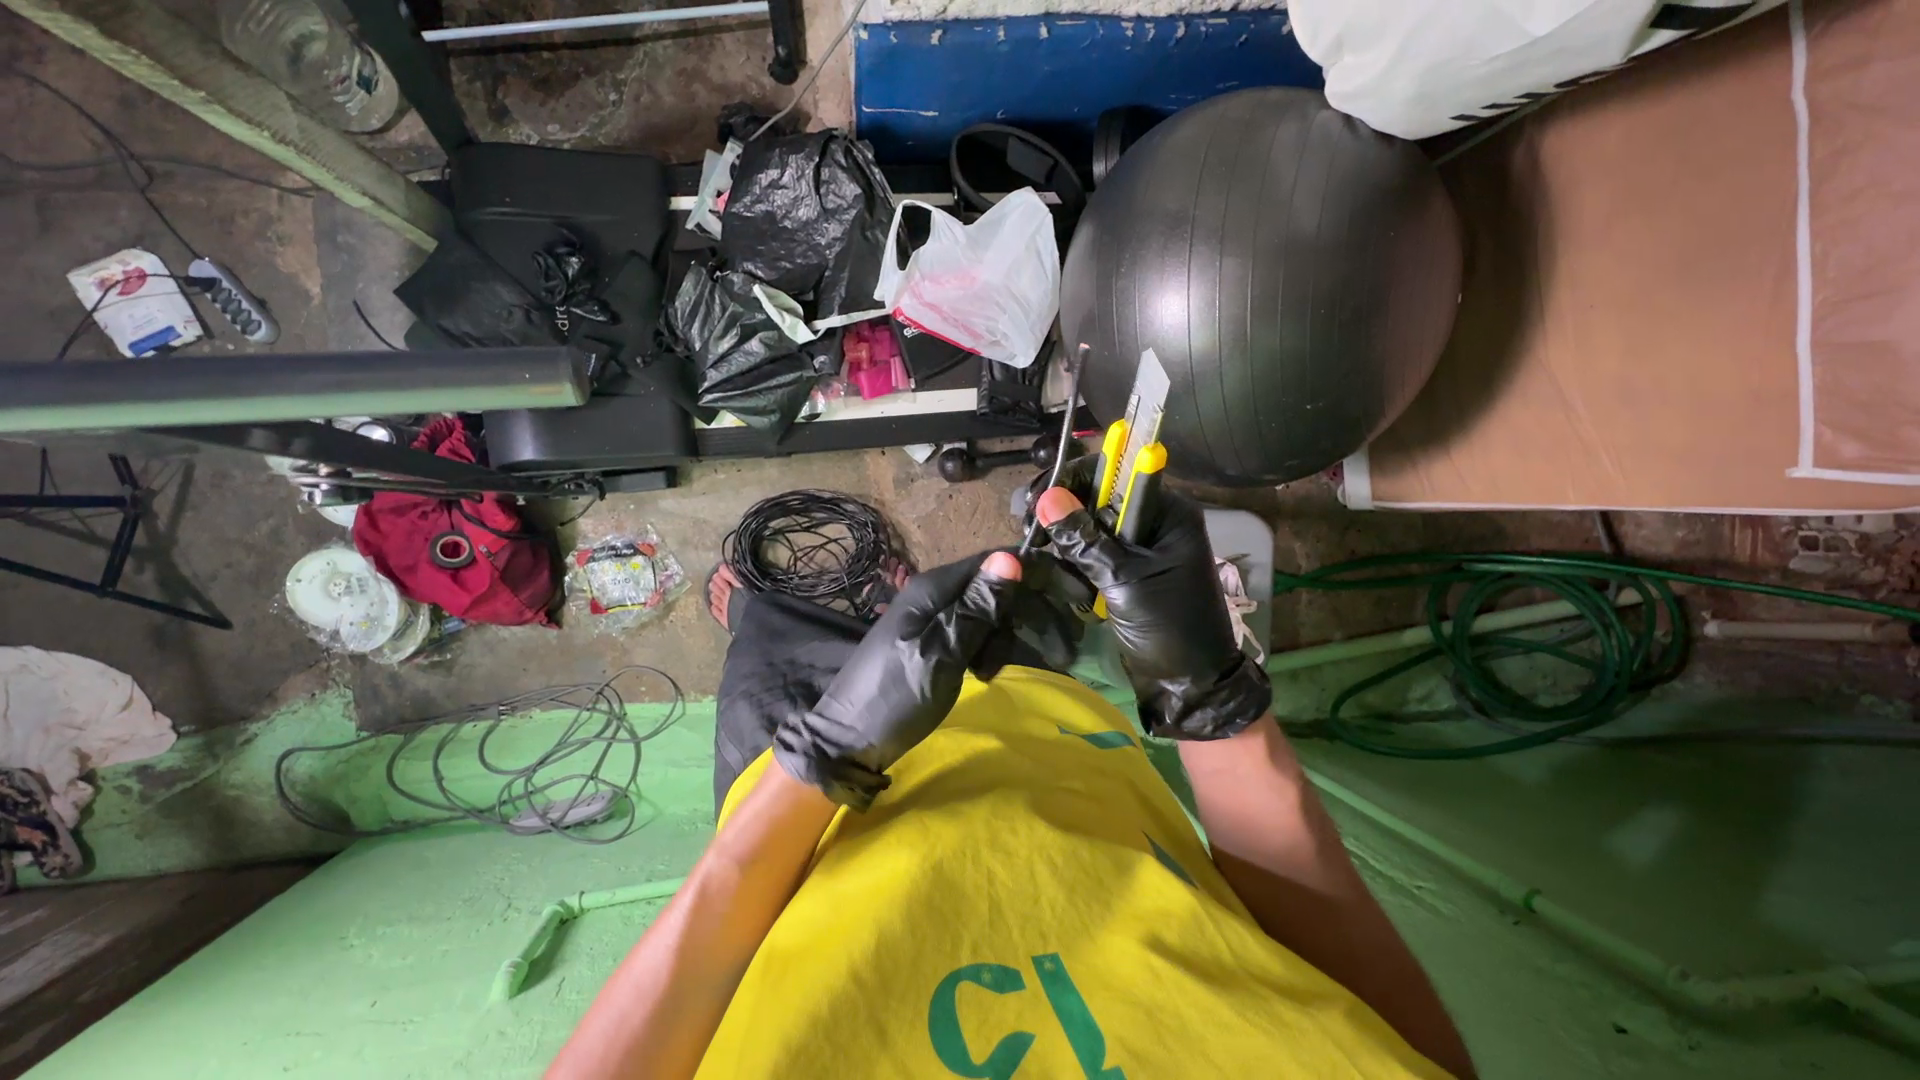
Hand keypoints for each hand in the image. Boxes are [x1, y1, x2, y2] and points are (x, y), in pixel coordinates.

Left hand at [773, 552, 1022, 808]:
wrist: (852, 739)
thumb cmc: (898, 694)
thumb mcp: (943, 653)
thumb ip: (976, 608)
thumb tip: (1010, 558)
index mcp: (932, 588)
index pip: (991, 561)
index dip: (1023, 576)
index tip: (1051, 604)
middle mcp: (931, 594)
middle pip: (989, 587)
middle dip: (1008, 616)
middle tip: (1005, 654)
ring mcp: (929, 618)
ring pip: (983, 612)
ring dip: (996, 639)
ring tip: (987, 672)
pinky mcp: (931, 641)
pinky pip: (969, 632)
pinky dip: (982, 650)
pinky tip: (980, 674)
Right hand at [1033, 463, 1269, 739]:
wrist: (1190, 685)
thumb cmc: (1169, 627)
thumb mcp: (1124, 580)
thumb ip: (1085, 540)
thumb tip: (1047, 497)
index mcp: (1169, 512)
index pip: (1117, 475)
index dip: (1076, 480)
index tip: (1037, 499)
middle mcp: (1155, 522)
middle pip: (1100, 498)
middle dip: (1065, 510)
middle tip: (1031, 529)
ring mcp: (1140, 549)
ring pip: (1092, 526)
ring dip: (1065, 536)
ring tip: (1036, 548)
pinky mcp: (1126, 573)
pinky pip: (1094, 552)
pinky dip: (1073, 558)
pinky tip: (1050, 566)